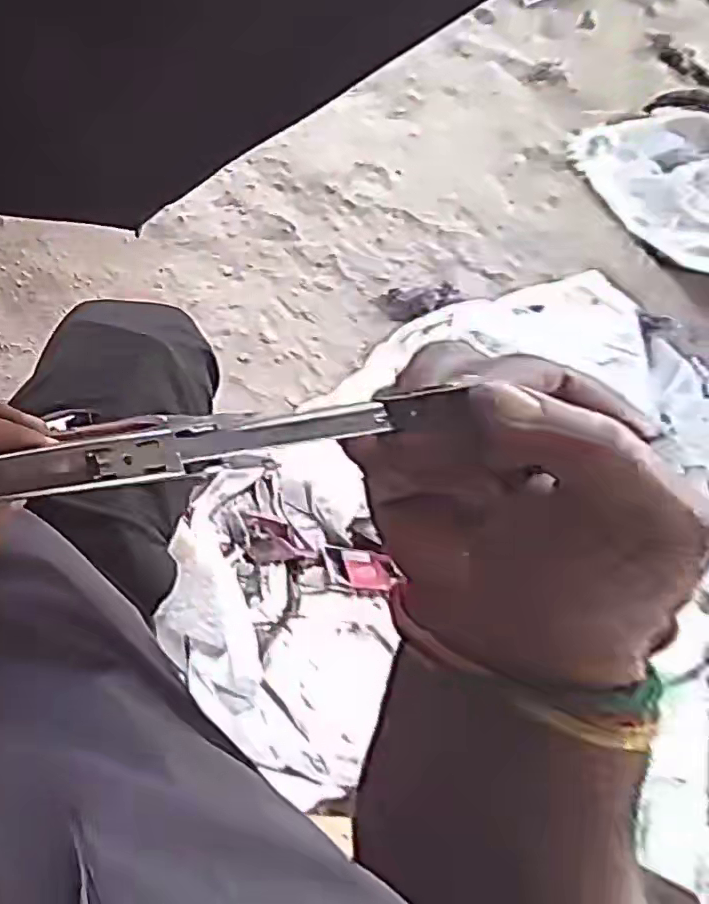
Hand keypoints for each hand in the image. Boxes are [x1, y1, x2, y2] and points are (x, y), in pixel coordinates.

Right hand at [345, 343, 708, 686]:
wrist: (513, 635)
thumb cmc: (599, 584)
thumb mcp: (642, 516)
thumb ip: (590, 445)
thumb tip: (486, 394)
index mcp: (586, 427)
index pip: (537, 374)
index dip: (510, 386)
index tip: (489, 412)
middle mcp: (509, 428)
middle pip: (460, 368)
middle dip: (441, 391)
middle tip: (438, 423)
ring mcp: (445, 446)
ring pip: (405, 395)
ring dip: (405, 421)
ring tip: (418, 460)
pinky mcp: (392, 468)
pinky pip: (363, 435)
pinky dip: (361, 439)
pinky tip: (374, 456)